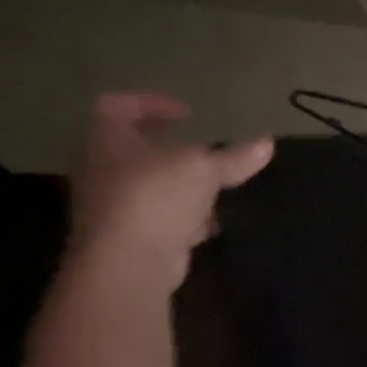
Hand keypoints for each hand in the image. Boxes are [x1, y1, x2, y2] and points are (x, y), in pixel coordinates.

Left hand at [67, 93, 273, 286]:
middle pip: (134, 149)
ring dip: (181, 187)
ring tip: (215, 190)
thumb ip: (233, 157)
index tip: (187, 114)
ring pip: (150, 186)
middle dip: (172, 151)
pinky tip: (208, 226)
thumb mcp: (203, 169)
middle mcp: (100, 168)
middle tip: (205, 152)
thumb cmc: (155, 197)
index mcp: (106, 139)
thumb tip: (266, 143)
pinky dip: (183, 218)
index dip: (150, 104)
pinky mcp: (127, 237)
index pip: (116, 107)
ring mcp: (111, 205)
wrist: (128, 262)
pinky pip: (158, 218)